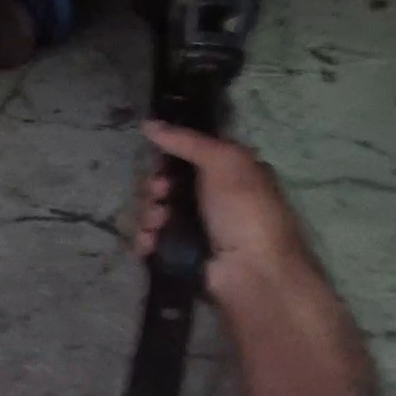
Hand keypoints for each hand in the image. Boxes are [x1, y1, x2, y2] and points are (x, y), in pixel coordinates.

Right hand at [135, 121, 318, 303]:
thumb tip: (149, 124)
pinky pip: (149, 238)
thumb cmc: (245, 211)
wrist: (250, 272)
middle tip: (160, 195)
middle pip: (162, 183)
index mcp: (227, 173)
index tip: (159, 161)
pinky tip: (150, 244)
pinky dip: (145, 239)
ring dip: (148, 215)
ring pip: (151, 210)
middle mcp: (208, 198)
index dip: (167, 156)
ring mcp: (192, 227)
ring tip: (158, 226)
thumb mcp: (225, 162)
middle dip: (154, 187)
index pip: (184, 156)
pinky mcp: (177, 253)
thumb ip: (187, 141)